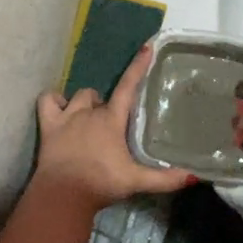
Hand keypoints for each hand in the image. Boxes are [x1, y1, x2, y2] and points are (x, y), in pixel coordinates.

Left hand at [33, 47, 193, 207]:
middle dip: (109, 105)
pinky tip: (59, 107)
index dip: (138, 66)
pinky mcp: (48, 126)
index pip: (128, 86)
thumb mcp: (136, 181)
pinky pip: (47, 101)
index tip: (147, 47)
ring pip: (79, 96)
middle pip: (102, 97)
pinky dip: (54, 100)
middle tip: (114, 125)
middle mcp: (89, 112)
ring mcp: (66, 117)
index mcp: (111, 120)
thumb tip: (194, 177)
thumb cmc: (102, 183)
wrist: (64, 195)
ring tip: (91, 117)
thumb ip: (165, 178)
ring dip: (86, 102)